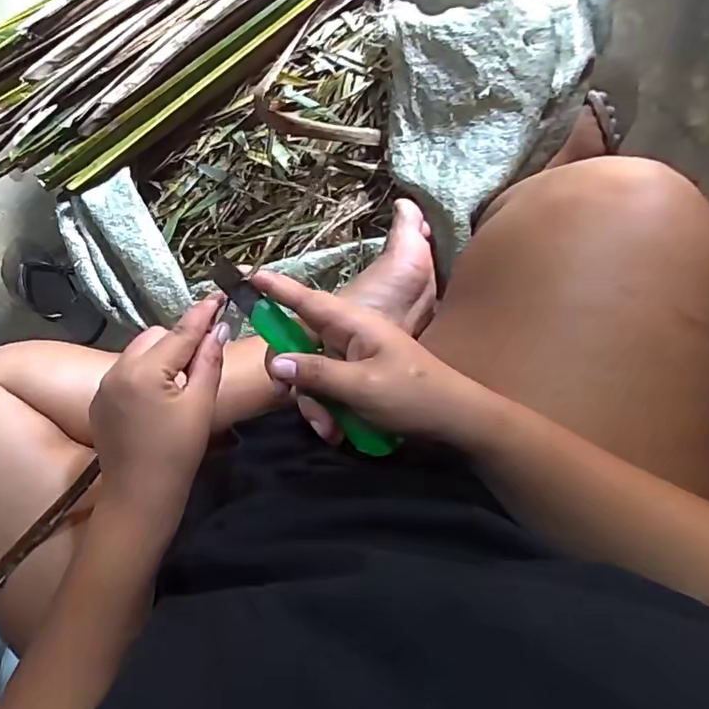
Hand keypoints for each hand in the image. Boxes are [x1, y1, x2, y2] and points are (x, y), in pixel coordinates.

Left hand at [89, 295, 228, 515]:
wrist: (138, 496)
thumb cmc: (177, 454)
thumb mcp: (200, 407)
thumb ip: (208, 362)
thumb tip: (218, 328)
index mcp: (145, 370)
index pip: (180, 332)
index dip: (202, 313)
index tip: (218, 294)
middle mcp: (118, 369)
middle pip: (155, 337)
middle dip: (179, 342)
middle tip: (202, 362)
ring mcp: (104, 385)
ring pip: (138, 352)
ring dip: (160, 356)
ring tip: (180, 384)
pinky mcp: (99, 400)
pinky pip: (124, 372)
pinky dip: (143, 374)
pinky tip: (156, 399)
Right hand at [250, 270, 502, 449]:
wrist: (456, 421)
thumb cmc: (414, 395)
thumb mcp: (362, 386)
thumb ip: (316, 372)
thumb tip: (277, 363)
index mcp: (353, 324)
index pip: (308, 300)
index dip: (278, 289)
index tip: (252, 275)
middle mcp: (347, 336)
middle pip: (299, 348)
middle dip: (296, 382)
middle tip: (303, 410)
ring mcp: (350, 358)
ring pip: (309, 374)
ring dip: (314, 404)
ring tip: (331, 431)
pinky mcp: (354, 379)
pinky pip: (324, 389)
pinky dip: (326, 410)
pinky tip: (338, 432)